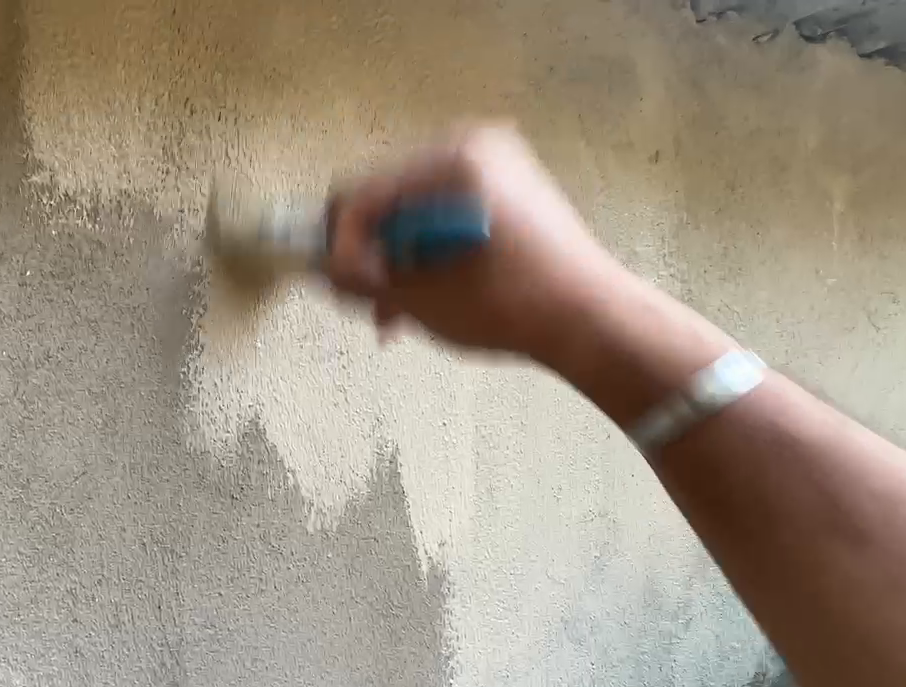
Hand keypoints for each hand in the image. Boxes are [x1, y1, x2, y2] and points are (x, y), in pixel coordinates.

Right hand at [322, 122, 635, 369]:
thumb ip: (356, 279)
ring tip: (390, 317)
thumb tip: (317, 270)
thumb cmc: (504, 303)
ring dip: (389, 268)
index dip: (338, 249)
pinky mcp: (499, 194)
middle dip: (365, 260)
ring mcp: (488, 169)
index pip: (358, 196)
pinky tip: (414, 304)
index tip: (343, 293)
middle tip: (365, 305)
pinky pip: (436, 221)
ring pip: (405, 218)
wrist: (588, 319)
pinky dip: (419, 259)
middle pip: (380, 203)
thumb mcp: (416, 294)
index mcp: (450, 159)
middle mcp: (469, 148)